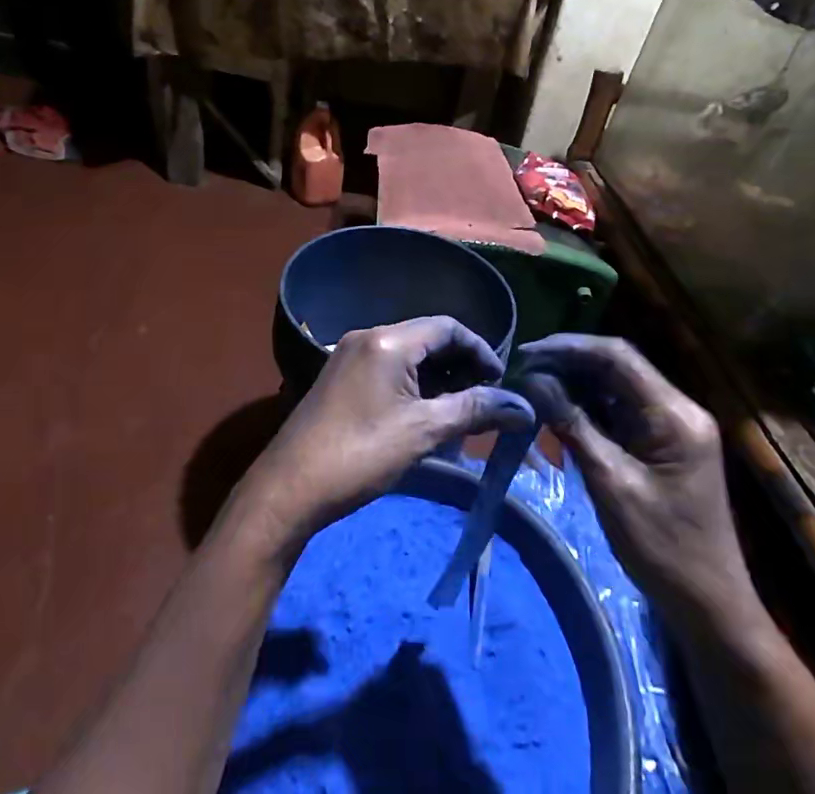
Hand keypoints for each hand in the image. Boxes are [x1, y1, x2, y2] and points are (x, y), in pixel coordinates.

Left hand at [232, 316, 533, 552]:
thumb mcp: (424, 431)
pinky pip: (387, 371)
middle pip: (427, 339)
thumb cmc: (361, 454)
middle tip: (483, 401)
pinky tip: (425, 418)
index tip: (500, 383)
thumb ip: (475, 411)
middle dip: (460, 367)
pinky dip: (413, 387)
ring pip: (408, 357)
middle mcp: (366, 338)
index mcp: (387, 341)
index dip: (481, 351)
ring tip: (459, 415)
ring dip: (438, 380)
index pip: (448, 327)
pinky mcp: (340, 380)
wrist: (290, 488)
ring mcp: (348, 358)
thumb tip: (524, 408)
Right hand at [519, 335, 754, 620]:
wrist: (707, 602)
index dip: (568, 347)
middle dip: (569, 363)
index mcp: (675, 414)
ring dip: (576, 383)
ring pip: (617, 387)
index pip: (618, 356)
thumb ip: (573, 424)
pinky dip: (589, 407)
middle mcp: (678, 409)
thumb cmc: (662, 546)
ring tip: (532, 386)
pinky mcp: (663, 444)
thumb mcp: (611, 483)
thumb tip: (534, 380)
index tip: (526, 353)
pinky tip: (558, 410)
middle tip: (522, 371)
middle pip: (618, 366)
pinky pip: (621, 411)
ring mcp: (673, 426)